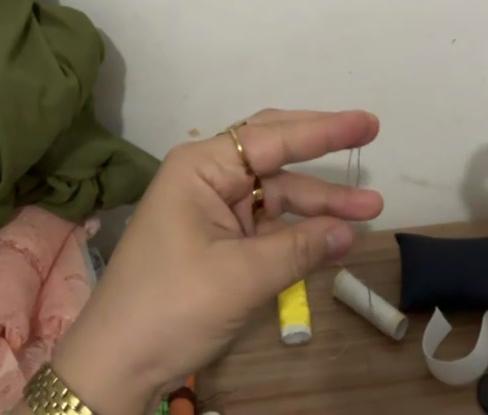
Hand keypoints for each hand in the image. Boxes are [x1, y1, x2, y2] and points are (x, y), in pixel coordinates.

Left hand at [49, 109, 382, 414]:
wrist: (116, 365)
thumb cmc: (170, 307)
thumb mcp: (239, 277)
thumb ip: (298, 249)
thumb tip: (349, 232)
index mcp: (201, 166)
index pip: (272, 137)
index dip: (324, 130)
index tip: (367, 123)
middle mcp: (207, 175)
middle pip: (274, 150)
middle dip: (321, 149)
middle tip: (369, 135)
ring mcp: (213, 206)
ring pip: (277, 189)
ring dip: (319, 201)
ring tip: (371, 209)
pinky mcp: (219, 237)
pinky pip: (268, 220)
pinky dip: (300, 227)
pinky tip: (334, 234)